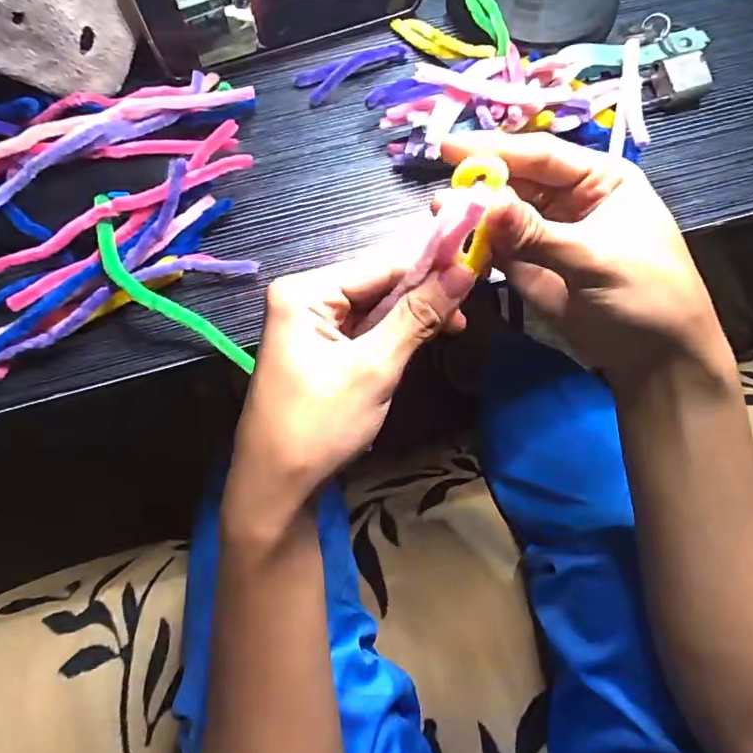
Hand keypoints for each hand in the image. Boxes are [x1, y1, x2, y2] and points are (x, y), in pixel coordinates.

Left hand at [224, 252, 473, 544]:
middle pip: (376, 283)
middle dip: (422, 296)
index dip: (430, 267)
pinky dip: (394, 334)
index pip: (379, 265)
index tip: (476, 273)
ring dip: (412, 317)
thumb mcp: (374, 368)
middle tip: (466, 313)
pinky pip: (364, 328)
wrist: (276, 488)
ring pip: (374, 306)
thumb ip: (418, 316)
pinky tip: (424, 337)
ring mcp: (309, 323)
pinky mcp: (319, 346)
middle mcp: (303, 297)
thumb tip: (463, 270)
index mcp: (304, 291)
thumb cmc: (320, 425)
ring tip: (454, 327)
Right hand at [438, 132, 733, 385]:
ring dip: (471, 216)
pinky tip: (451, 244)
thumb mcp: (597, 260)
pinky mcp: (528, 264)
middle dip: (478, 185)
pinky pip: (495, 247)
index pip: (542, 155)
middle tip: (441, 195)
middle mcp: (568, 198)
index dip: (496, 150)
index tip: (448, 148)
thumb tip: (488, 206)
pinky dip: (473, 246)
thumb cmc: (647, 296)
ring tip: (439, 218)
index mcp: (599, 179)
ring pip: (499, 214)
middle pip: (514, 181)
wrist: (655, 359)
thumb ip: (539, 234)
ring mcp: (545, 232)